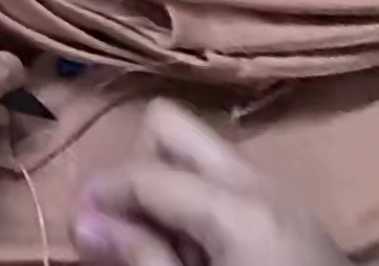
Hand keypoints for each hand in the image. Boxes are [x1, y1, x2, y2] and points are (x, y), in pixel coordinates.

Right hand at [77, 100, 347, 265]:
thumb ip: (140, 257)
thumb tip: (79, 221)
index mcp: (239, 204)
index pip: (145, 172)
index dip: (102, 189)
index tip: (78, 215)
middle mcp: (262, 184)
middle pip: (171, 124)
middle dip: (139, 158)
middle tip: (129, 212)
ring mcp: (286, 200)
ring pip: (200, 152)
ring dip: (170, 181)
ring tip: (165, 237)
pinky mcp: (300, 223)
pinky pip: (229, 183)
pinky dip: (201, 201)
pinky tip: (201, 247)